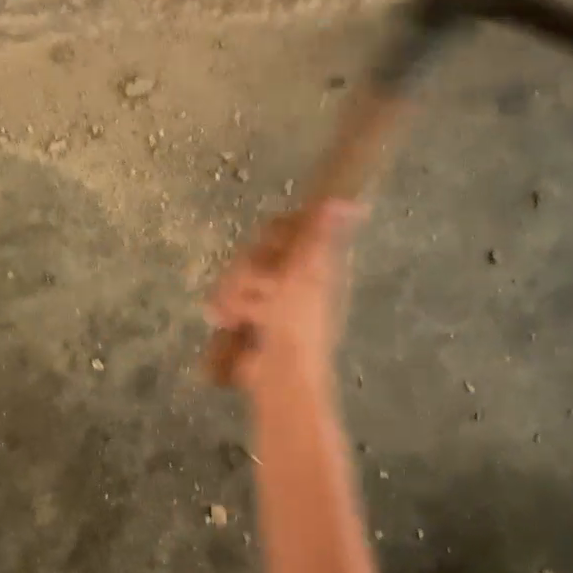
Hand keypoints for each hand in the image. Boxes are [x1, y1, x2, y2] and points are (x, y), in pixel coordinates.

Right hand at [204, 200, 364, 395]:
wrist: (279, 372)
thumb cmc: (299, 322)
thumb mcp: (309, 272)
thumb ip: (319, 236)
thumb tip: (348, 200)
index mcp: (314, 265)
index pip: (289, 229)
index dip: (273, 234)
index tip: (267, 243)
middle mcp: (293, 278)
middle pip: (256, 252)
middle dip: (247, 272)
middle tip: (253, 290)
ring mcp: (270, 299)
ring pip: (237, 275)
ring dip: (233, 294)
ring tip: (237, 316)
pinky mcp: (248, 317)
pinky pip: (227, 298)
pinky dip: (225, 308)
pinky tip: (225, 320)